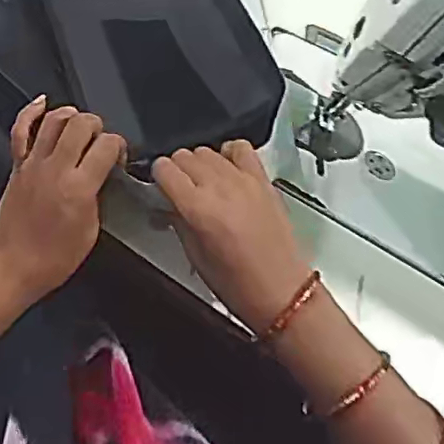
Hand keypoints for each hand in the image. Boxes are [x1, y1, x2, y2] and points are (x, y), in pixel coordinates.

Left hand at [0, 97, 125, 304]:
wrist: (13, 262)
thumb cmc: (53, 257)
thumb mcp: (91, 230)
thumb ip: (97, 195)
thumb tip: (100, 174)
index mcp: (78, 188)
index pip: (106, 146)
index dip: (118, 145)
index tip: (118, 155)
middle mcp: (55, 168)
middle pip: (81, 124)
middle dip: (97, 125)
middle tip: (101, 140)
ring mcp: (33, 162)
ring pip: (53, 120)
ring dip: (71, 115)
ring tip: (80, 123)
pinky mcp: (18, 163)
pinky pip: (20, 129)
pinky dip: (31, 112)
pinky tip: (42, 102)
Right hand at [153, 141, 313, 332]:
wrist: (284, 295)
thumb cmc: (240, 285)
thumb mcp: (194, 255)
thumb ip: (176, 220)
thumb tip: (165, 203)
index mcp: (198, 208)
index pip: (163, 167)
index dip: (158, 176)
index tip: (161, 187)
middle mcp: (220, 189)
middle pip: (183, 155)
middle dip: (176, 171)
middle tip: (181, 190)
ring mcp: (243, 181)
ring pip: (206, 150)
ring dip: (199, 164)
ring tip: (204, 184)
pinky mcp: (262, 181)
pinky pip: (240, 148)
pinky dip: (229, 154)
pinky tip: (227, 169)